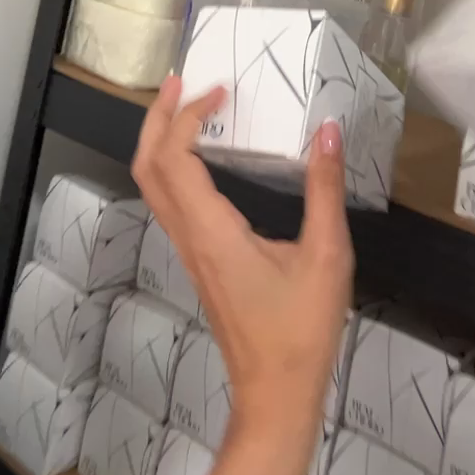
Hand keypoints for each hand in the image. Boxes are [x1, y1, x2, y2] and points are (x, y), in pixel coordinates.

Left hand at [132, 78, 353, 474]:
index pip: (175, 158)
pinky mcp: (199, 259)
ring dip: (161, 139)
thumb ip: (325, 190)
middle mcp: (190, 237)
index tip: (221, 91)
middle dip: (156, 118)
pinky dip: (175, 164)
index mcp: (213, 231)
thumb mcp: (327, 255)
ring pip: (153, 185)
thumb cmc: (301, 329)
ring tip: (187, 105)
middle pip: (147, 167)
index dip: (188, 116)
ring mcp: (189, 250)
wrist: (276, 393)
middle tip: (180, 81)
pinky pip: (171, 201)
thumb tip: (327, 131)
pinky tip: (204, 154)